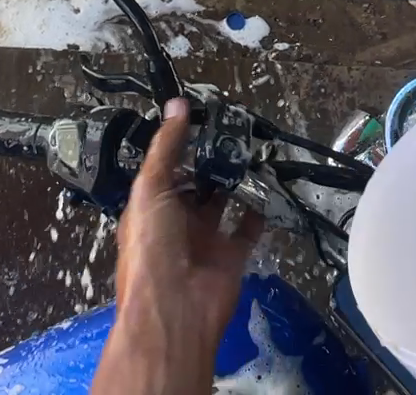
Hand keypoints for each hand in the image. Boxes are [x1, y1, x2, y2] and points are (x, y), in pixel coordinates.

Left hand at [92, 98, 264, 394]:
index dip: (179, 144)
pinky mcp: (231, 254)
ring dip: (233, 178)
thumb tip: (178, 104)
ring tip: (249, 145)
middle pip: (194, 182)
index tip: (199, 114)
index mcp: (150, 207)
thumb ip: (167, 146)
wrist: (175, 311)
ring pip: (221, 200)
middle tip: (230, 125)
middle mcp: (176, 221)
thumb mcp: (151, 188)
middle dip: (209, 159)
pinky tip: (266, 182)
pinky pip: (247, 227)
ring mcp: (205, 238)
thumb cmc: (152, 246)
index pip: (164, 168)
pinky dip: (257, 208)